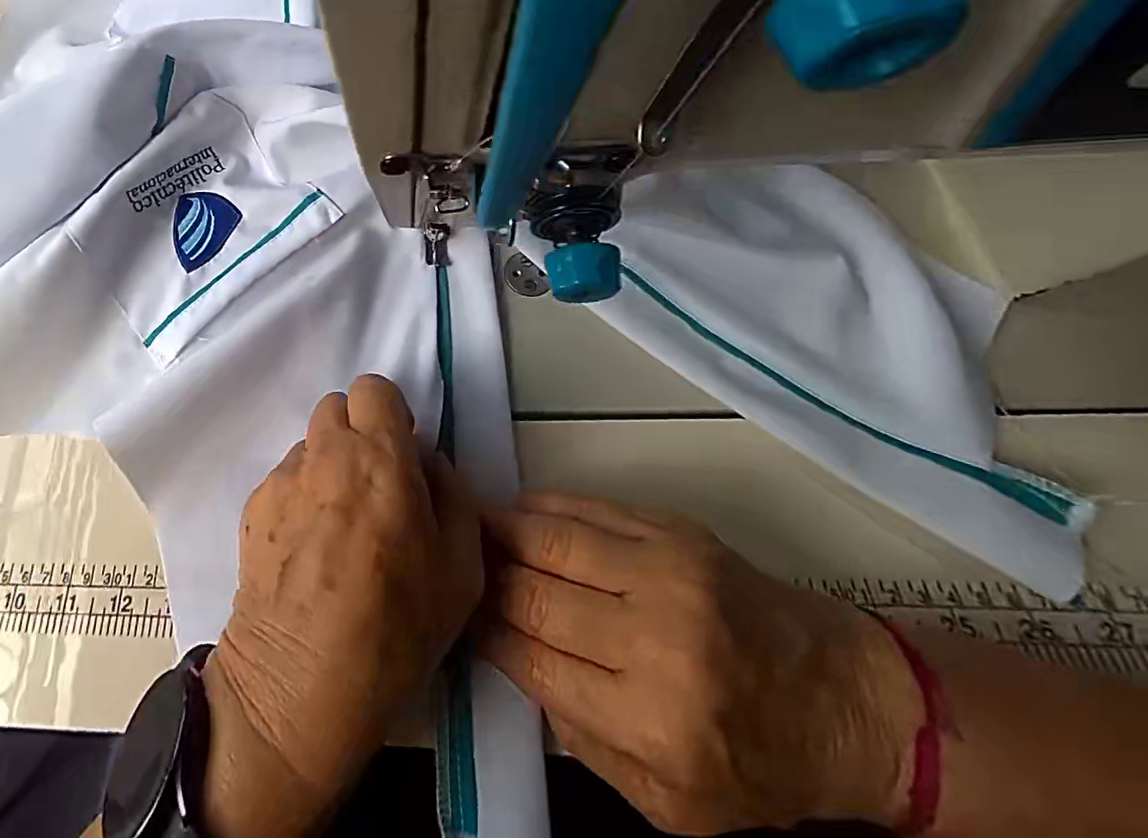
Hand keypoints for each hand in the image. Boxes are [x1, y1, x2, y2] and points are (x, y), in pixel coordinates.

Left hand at [201, 374, 482, 837]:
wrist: (301, 676)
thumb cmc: (395, 628)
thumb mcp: (461, 568)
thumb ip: (450, 494)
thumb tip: (424, 461)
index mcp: (379, 460)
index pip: (373, 388)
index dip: (389, 413)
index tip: (399, 449)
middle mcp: (323, 455)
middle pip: (335, 407)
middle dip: (357, 432)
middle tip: (373, 483)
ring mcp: (281, 478)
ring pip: (308, 444)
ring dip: (327, 464)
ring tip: (337, 523)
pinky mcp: (252, 504)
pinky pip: (284, 479)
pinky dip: (299, 495)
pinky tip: (307, 546)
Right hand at [473, 492, 922, 834]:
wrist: (847, 701)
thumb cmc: (750, 760)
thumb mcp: (662, 797)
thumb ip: (572, 730)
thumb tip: (503, 648)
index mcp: (652, 722)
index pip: (524, 655)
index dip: (478, 630)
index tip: (458, 617)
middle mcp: (658, 642)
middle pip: (526, 592)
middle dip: (480, 582)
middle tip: (457, 575)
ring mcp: (670, 575)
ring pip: (542, 537)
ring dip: (494, 534)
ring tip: (472, 537)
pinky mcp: (676, 531)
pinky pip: (580, 506)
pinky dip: (533, 509)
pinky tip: (513, 518)